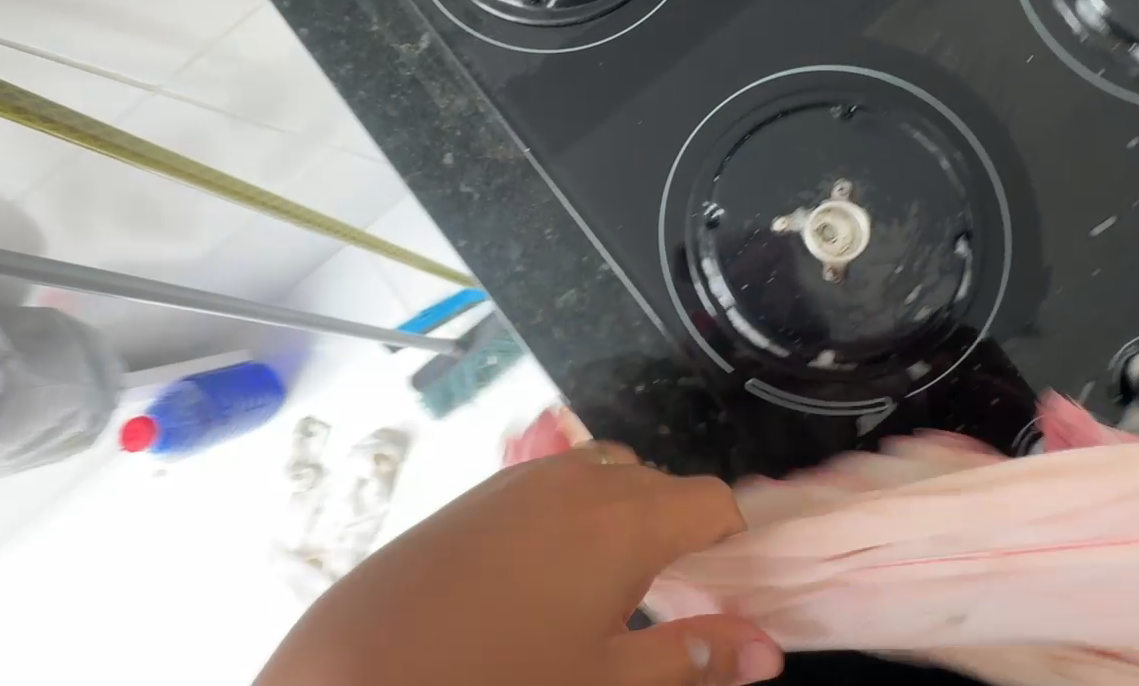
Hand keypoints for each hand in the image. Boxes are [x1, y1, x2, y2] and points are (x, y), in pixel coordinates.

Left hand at [257, 441, 783, 685]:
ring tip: (615, 579)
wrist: (368, 657)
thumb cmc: (505, 675)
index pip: (712, 498)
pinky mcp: (494, 482)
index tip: (726, 581)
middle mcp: (586, 477)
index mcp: (627, 519)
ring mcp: (534, 472)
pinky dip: (584, 502)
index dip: (732, 537)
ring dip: (630, 511)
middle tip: (671, 594)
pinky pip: (565, 475)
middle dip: (682, 528)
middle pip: (664, 483)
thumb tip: (769, 652)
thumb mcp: (607, 680)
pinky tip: (553, 562)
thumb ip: (694, 658)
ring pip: (613, 472)